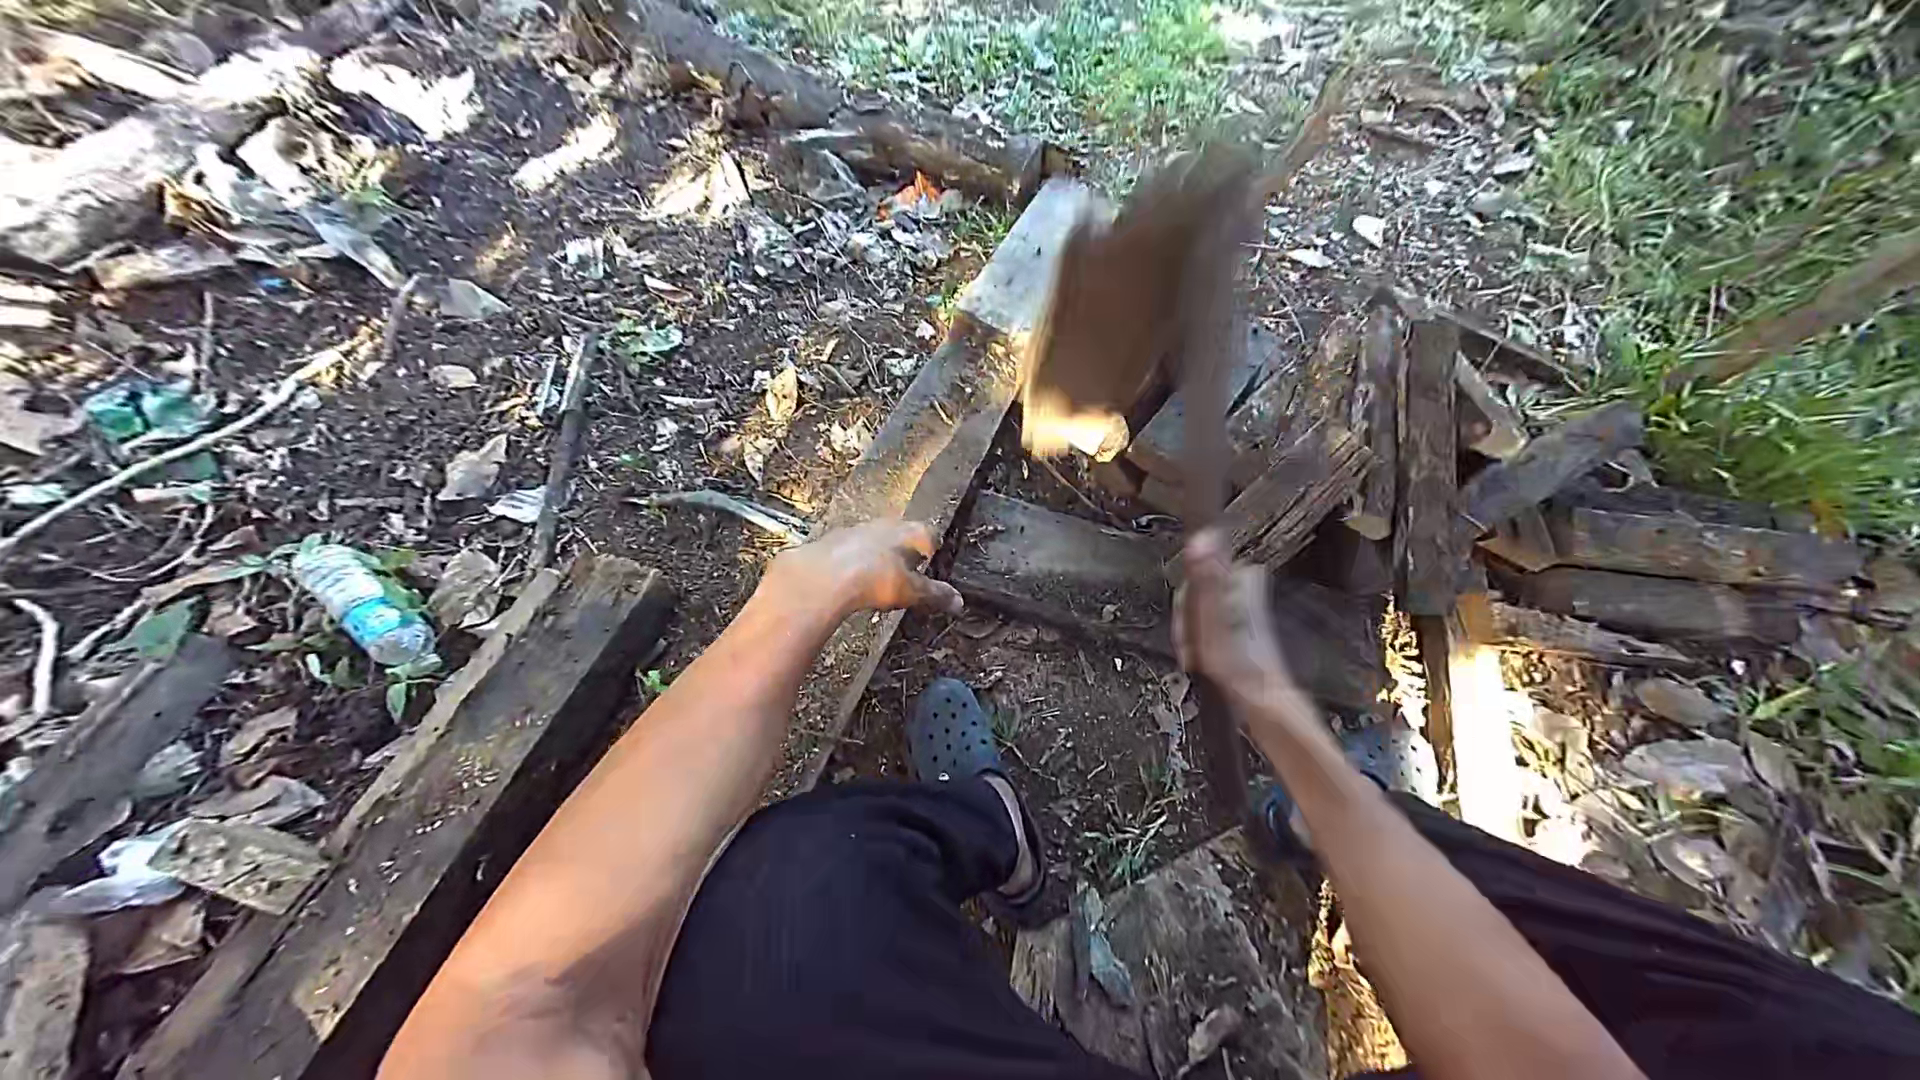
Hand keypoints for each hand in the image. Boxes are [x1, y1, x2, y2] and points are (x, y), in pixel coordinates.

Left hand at [764, 519, 963, 617]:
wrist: (821, 577)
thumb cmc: (874, 579)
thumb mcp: (910, 591)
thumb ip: (934, 595)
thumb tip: (958, 602)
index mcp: (904, 533)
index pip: (926, 533)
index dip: (931, 545)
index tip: (934, 555)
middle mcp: (879, 526)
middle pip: (897, 533)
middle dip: (902, 549)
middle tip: (908, 566)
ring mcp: (850, 533)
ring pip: (869, 540)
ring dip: (875, 554)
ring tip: (878, 575)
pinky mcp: (825, 545)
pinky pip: (844, 553)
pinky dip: (850, 564)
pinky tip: (848, 580)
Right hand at [1173, 529, 1303, 714]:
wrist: (1260, 699)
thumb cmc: (1237, 663)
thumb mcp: (1212, 616)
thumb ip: (1204, 576)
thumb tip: (1202, 536)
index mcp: (1241, 576)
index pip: (1191, 578)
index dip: (1184, 605)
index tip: (1188, 628)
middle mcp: (1244, 583)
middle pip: (1193, 592)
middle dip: (1186, 621)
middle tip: (1193, 645)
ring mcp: (1241, 602)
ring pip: (1196, 609)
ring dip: (1191, 633)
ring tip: (1199, 654)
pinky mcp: (1237, 619)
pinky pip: (1204, 621)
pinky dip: (1199, 638)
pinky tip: (1203, 655)